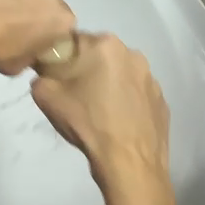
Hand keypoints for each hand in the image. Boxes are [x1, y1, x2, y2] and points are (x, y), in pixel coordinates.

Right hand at [31, 33, 169, 179]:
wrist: (129, 164)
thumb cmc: (86, 121)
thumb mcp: (44, 93)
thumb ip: (41, 73)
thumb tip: (48, 73)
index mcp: (104, 44)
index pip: (73, 40)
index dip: (60, 57)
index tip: (56, 75)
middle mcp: (132, 54)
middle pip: (99, 55)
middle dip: (86, 68)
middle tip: (75, 92)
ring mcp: (152, 79)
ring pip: (120, 73)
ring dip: (108, 83)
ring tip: (98, 109)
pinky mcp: (163, 103)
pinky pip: (136, 94)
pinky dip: (126, 101)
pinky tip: (116, 120)